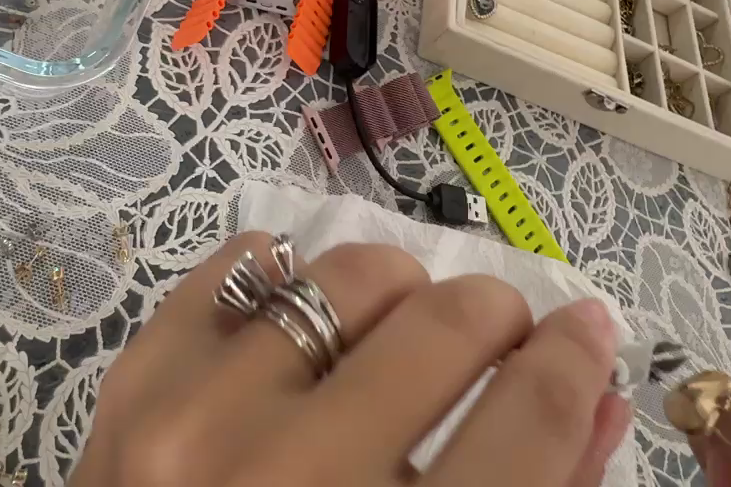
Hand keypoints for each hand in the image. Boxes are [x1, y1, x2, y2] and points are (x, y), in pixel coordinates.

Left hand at [72, 231, 633, 486]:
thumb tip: (596, 389)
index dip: (576, 361)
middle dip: (497, 315)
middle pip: (441, 331)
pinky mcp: (135, 383)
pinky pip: (244, 265)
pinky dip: (293, 274)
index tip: (589, 326)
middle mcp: (286, 486)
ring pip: (347, 276)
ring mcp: (194, 426)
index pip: (527, 424)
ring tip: (402, 326)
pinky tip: (310, 319)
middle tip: (501, 328)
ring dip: (401, 287)